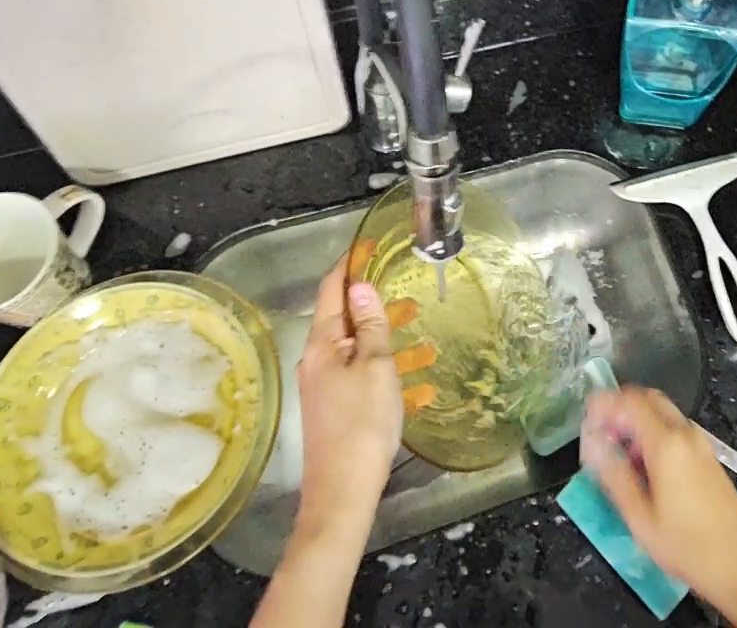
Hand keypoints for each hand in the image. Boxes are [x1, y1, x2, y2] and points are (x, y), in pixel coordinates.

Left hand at [295, 253, 402, 523]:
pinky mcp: (335, 409)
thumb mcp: (375, 366)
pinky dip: (387, 368)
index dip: (349, 265)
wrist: (343, 491)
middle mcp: (318, 360)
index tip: (368, 245)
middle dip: (375, 300)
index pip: (331, 290)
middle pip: (345, 318)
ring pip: (358, 348)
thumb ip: (371, 324)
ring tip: (419, 324)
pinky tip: (418, 378)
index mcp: (323, 344)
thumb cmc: (362, 422)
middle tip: (405, 286)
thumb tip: (359, 285)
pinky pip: (362, 375)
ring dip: (387, 334)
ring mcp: (325, 386)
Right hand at [581, 388, 736, 602]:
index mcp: (666, 443)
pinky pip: (674, 429)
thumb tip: (593, 445)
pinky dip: (653, 434)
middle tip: (601, 434)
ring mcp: (700, 443)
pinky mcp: (707, 456)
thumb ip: (614, 475)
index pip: (630, 401)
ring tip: (619, 454)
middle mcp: (685, 433)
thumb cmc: (688, 545)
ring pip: (662, 413)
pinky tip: (644, 467)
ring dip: (637, 422)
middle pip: (648, 399)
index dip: (604, 404)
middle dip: (620, 408)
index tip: (588, 421)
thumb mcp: (640, 518)